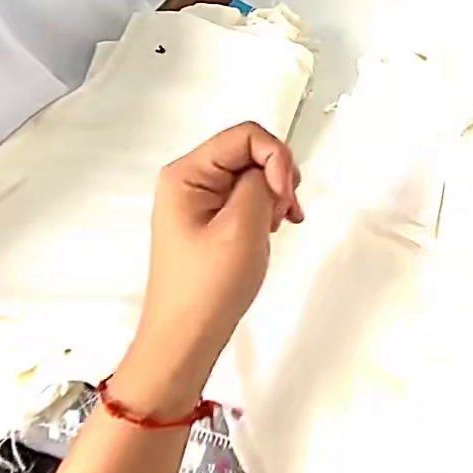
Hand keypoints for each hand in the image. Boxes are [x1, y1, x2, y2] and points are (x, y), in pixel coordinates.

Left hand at [112, 122, 302, 413]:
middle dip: (279, 175)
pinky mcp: (214, 217)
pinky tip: (276, 226)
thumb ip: (260, 183)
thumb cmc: (208, 287)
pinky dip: (270, 206)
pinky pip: (250, 194)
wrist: (187, 337)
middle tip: (285, 212)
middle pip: (251, 150)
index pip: (246, 136)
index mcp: (187, 174)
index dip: (276, 158)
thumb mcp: (242, 227)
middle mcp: (191, 179)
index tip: (285, 196)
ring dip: (278, 193)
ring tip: (281, 223)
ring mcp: (202, 199)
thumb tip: (272, 170)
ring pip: (255, 173)